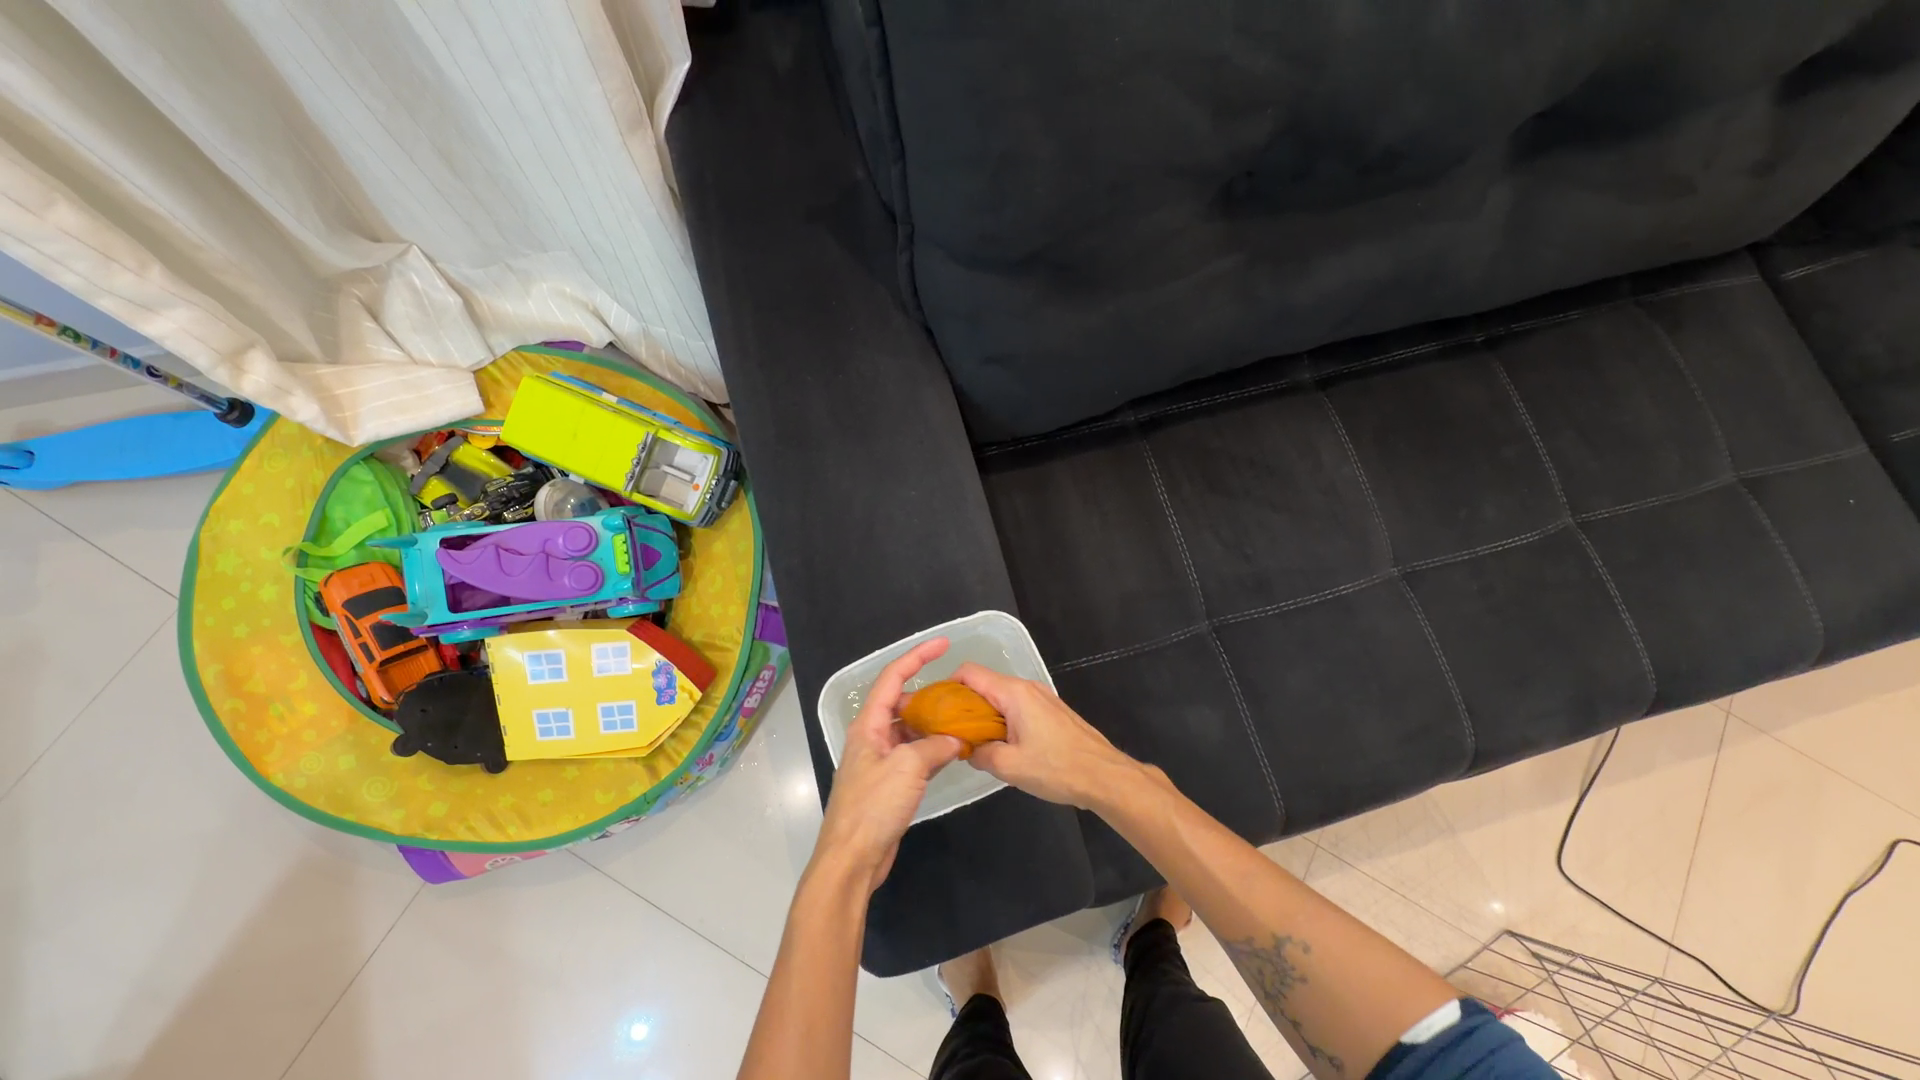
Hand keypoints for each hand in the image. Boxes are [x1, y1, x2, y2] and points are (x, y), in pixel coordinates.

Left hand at [814, 638, 965, 892]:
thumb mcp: (908, 768)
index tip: (943, 644)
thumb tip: (956, 739)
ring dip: (933, 724)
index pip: (892, 678)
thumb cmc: (873, 806)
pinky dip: (932, 749)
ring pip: (909, 731)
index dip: (916, 657)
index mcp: (868, 725)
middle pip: (901, 703)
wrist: (853, 857)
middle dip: (929, 693)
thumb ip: (935, 746)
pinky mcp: (888, 785)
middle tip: (960, 691)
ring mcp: (879, 762)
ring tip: (963, 718)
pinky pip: (913, 756)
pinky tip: (953, 752)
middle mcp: (871, 738)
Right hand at [951, 663, 1144, 810]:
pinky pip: (1016, 708)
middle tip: (947, 731)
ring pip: (1000, 698)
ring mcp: (1042, 699)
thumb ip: (979, 754)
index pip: (969, 672)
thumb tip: (966, 749)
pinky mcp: (1051, 713)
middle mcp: (1027, 688)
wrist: (1105, 777)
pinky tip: (999, 746)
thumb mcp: (1009, 766)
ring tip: (971, 742)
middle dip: (961, 704)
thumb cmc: (1057, 768)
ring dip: (982, 716)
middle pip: (984, 684)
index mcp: (1013, 693)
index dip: (946, 686)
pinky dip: (1001, 721)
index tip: (934, 709)